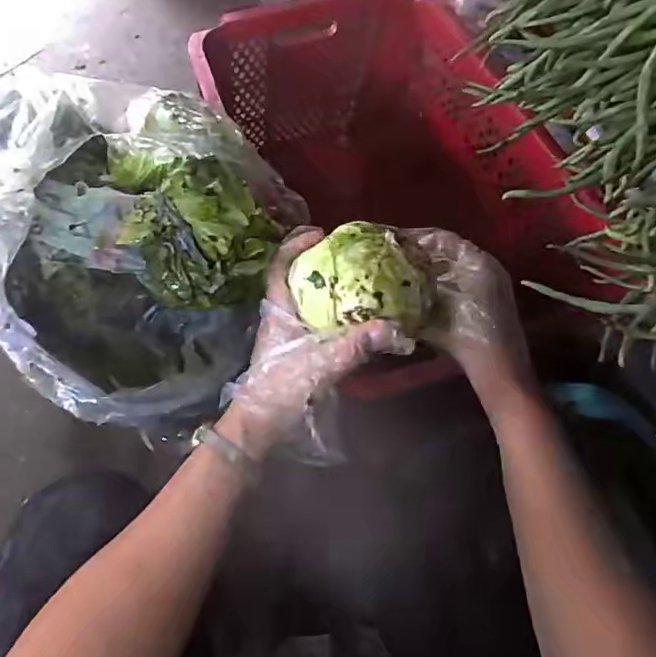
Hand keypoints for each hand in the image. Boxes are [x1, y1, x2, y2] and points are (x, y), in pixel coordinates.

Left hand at [221, 227, 414, 453]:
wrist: (260, 423)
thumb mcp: (322, 363)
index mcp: (278, 309)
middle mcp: (278, 315)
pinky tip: (351, 317)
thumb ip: (357, 344)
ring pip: (303, 297)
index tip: (320, 233)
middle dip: (316, 261)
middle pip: (293, 276)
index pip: (280, 264)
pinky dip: (329, 310)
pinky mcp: (292, 349)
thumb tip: (395, 327)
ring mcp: (284, 333)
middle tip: (347, 255)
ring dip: (324, 286)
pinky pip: (311, 317)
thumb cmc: (282, 387)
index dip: (295, 243)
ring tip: (354, 280)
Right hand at [401, 228, 535, 399]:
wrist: (502, 372)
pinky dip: (439, 280)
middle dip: (419, 251)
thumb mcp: (434, 313)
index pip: (440, 237)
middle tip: (390, 256)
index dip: (413, 237)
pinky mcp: (489, 298)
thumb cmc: (468, 339)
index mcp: (476, 261)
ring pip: (453, 264)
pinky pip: (460, 278)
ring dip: (428, 266)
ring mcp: (491, 281)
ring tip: (399, 271)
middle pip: (447, 249)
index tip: (389, 241)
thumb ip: (410, 293)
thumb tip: (384, 282)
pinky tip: (419, 290)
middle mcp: (486, 265)